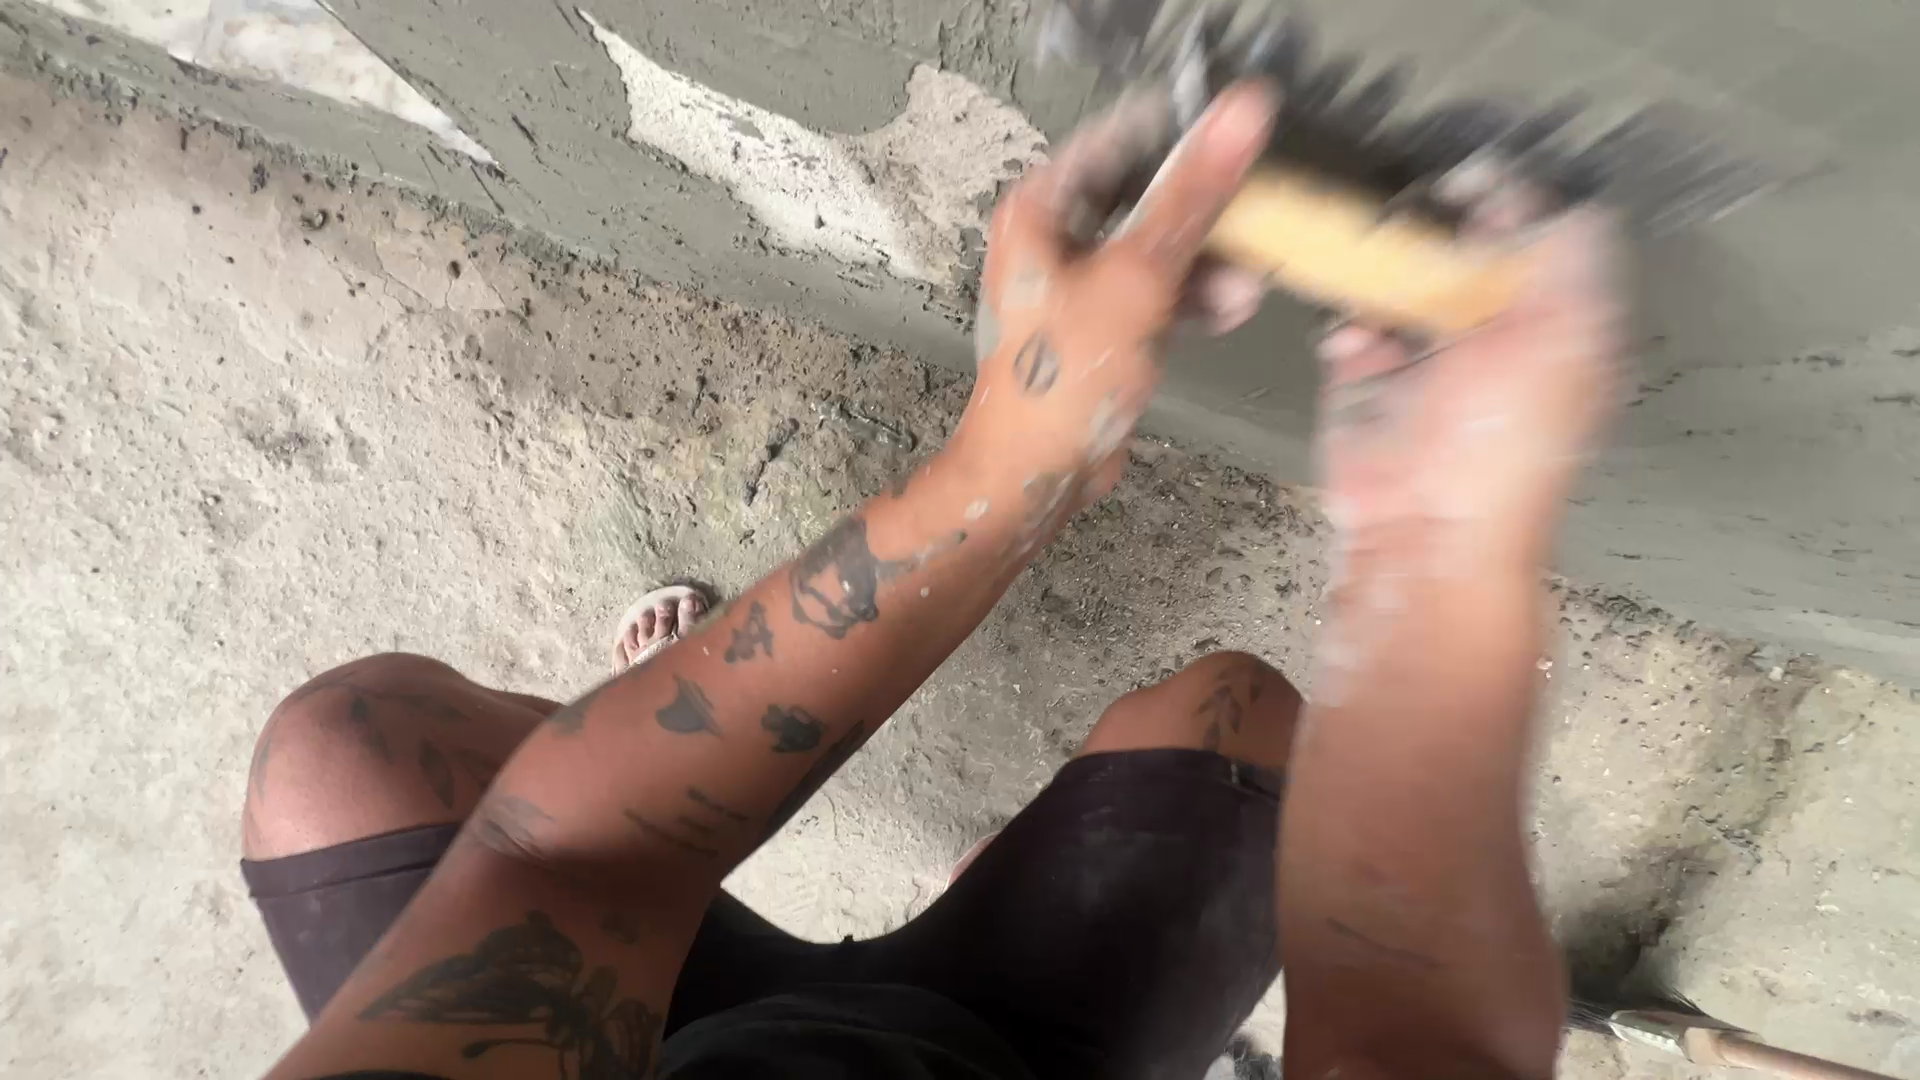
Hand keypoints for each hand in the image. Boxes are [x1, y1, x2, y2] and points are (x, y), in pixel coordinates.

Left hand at [952, 81, 1277, 519]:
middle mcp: (1054, 238)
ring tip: (1251, 284)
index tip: (1252, 143)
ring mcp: (1078, 284)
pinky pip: (1154, 292)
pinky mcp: (1101, 325)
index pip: (1124, 139)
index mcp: (1040, 209)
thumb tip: (1243, 113)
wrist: (1037, 471)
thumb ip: (1190, 199)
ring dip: (1207, 262)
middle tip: (1261, 218)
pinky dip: (1190, 298)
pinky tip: (1230, 310)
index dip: (1188, 137)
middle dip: (1207, 212)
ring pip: (1157, 247)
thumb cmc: (1065, 378)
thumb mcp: (1135, 280)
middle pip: (1146, 194)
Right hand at [1314, 164, 1625, 566]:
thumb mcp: (1560, 332)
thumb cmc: (1501, 435)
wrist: (1418, 521)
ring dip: (1378, 268)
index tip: (1460, 176)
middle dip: (1426, 223)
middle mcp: (1483, 327)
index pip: (1529, 231)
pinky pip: (1346, 327)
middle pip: (1455, 248)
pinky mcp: (1357, 378)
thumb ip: (1559, 251)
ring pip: (1394, 280)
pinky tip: (1350, 338)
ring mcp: (1415, 354)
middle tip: (1396, 206)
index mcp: (1548, 315)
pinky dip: (1343, 323)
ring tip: (1362, 257)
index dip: (1502, 195)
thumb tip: (1524, 192)